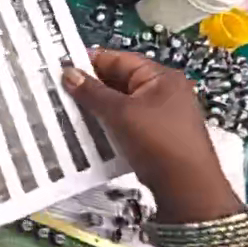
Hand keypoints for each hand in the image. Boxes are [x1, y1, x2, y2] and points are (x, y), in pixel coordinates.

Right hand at [61, 48, 242, 222]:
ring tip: (70, 109)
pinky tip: (88, 129)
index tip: (63, 66)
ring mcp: (160, 114)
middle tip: (61, 90)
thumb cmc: (159, 143)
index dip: (90, 61)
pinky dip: (106, 122)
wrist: (185, 187)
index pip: (119, 59)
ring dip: (97, 106)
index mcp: (161, 77)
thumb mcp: (120, 113)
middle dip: (91, 86)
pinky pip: (124, 120)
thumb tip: (70, 73)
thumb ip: (92, 92)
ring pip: (119, 102)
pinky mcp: (154, 134)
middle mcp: (163, 91)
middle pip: (119, 80)